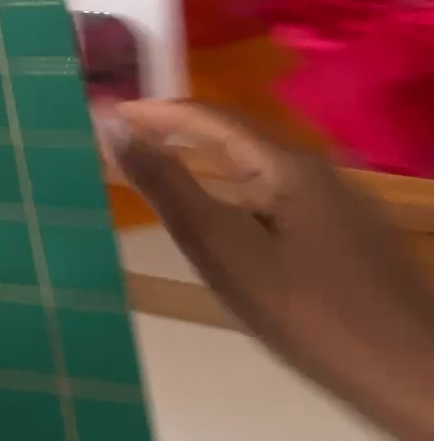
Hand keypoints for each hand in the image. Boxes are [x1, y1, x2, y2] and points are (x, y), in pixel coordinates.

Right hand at [101, 100, 433, 438]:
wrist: (419, 387)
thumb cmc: (306, 310)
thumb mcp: (217, 243)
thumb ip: (162, 179)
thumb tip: (109, 121)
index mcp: (287, 166)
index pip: (205, 116)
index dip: (148, 110)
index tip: (98, 112)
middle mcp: (320, 172)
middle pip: (233, 134)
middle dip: (173, 129)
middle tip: (118, 137)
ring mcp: (344, 205)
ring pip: (255, 162)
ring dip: (201, 156)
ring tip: (155, 165)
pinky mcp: (352, 236)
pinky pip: (275, 188)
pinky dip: (231, 182)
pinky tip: (218, 208)